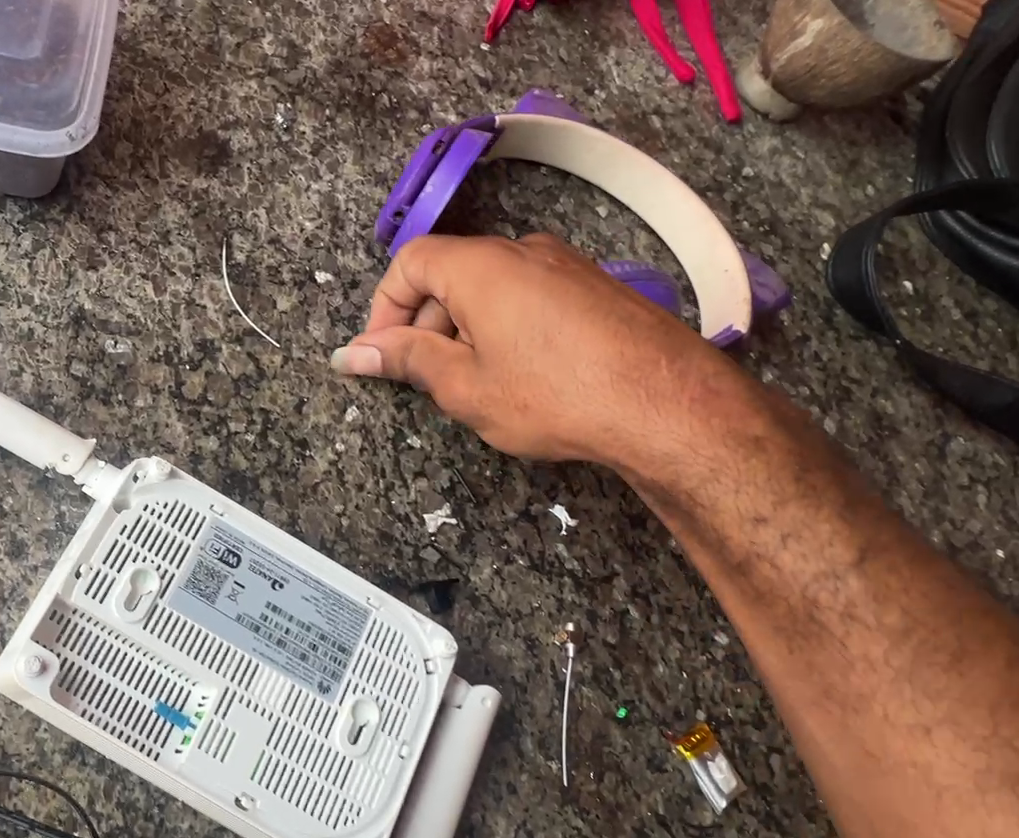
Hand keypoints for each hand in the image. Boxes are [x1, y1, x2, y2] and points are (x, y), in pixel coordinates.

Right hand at [330, 233, 746, 470]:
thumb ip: (404, 360)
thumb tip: (351, 353)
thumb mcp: (463, 385)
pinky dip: (499, 326)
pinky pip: (524, 294)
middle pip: (447, 273)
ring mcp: (564, 265)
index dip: (383, 309)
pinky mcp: (591, 287)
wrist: (667, 405)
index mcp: (482, 267)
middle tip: (422, 380)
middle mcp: (523, 251)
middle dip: (420, 324)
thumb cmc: (555, 396)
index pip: (409, 262)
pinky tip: (515, 374)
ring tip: (471, 384)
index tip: (381, 356)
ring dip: (460, 329)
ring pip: (486, 287)